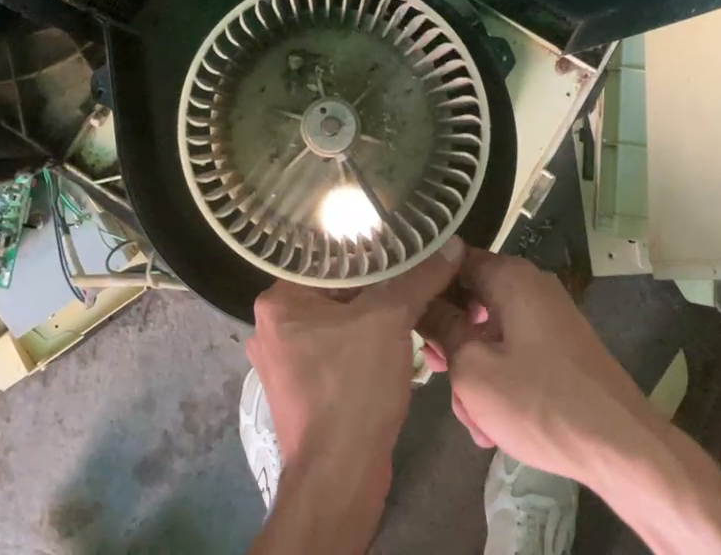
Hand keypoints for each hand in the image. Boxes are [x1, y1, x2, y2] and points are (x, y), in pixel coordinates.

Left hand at [247, 237, 464, 471]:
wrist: (339, 476)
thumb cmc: (353, 387)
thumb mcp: (389, 321)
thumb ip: (417, 279)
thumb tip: (449, 245)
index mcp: (277, 300)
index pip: (327, 260)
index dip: (371, 255)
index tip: (406, 251)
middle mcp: (271, 326)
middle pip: (335, 292)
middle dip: (379, 294)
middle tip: (418, 285)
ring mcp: (284, 362)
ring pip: (340, 325)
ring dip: (377, 323)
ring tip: (416, 316)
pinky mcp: (302, 390)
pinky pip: (338, 353)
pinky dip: (366, 349)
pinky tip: (398, 350)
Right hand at [417, 248, 664, 479]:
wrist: (623, 449)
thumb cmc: (540, 402)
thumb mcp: (473, 369)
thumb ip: (440, 328)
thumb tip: (418, 302)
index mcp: (510, 277)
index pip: (450, 260)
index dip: (423, 286)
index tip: (403, 317)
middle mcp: (531, 287)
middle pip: (470, 300)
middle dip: (449, 342)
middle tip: (439, 379)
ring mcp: (548, 318)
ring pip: (489, 333)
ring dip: (473, 372)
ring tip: (475, 420)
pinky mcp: (560, 348)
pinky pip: (514, 352)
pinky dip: (499, 381)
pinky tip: (494, 425)